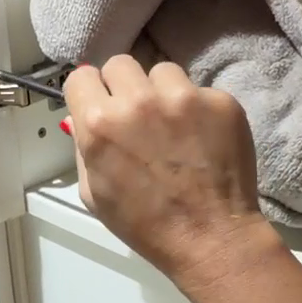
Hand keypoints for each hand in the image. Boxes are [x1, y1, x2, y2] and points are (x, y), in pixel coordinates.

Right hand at [62, 56, 281, 289]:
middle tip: (135, 115)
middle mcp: (138, 101)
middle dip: (122, 86)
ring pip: (162, 72)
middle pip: (120, 64)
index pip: (81, 77)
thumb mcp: (94, 194)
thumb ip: (83, 148)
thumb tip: (82, 118)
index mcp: (99, 124)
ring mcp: (183, 97)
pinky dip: (197, 110)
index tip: (99, 104)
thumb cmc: (145, 225)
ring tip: (172, 127)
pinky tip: (201, 140)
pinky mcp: (220, 101)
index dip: (88, 92)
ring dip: (161, 93)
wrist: (210, 238)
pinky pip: (200, 91)